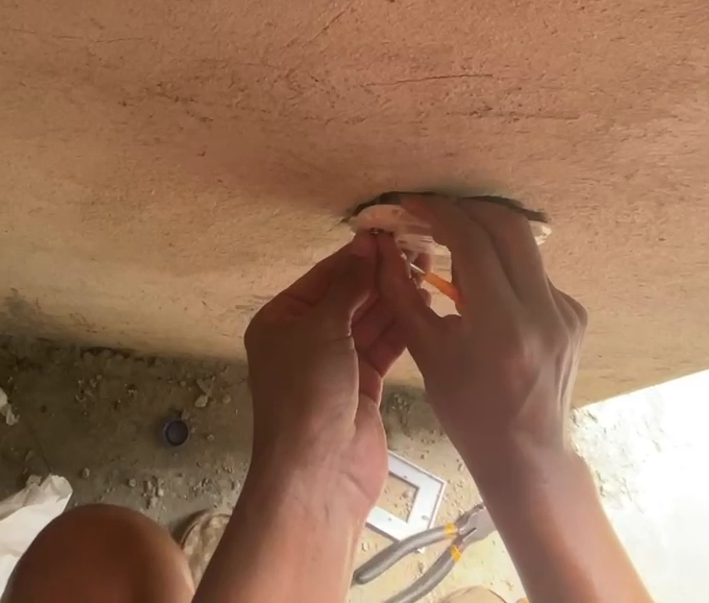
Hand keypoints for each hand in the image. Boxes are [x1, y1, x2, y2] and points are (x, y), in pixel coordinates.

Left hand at [242, 231, 409, 518]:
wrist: (319, 475)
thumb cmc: (308, 393)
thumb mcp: (322, 329)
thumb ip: (348, 285)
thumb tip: (366, 243)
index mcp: (282, 319)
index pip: (324, 276)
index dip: (356, 256)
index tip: (389, 233)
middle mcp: (305, 337)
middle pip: (348, 296)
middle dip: (379, 274)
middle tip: (417, 248)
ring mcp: (335, 363)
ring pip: (368, 320)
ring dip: (394, 297)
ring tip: (427, 268)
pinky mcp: (363, 386)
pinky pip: (382, 346)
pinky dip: (401, 327)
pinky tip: (425, 304)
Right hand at [372, 194, 586, 486]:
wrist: (528, 456)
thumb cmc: (468, 410)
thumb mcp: (426, 353)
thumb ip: (401, 294)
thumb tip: (380, 245)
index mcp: (503, 326)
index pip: (473, 241)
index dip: (438, 212)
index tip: (411, 204)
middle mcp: (544, 311)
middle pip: (508, 226)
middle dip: (465, 209)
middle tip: (432, 214)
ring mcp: (566, 311)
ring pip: (523, 245)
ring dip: (484, 235)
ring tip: (451, 254)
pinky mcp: (575, 313)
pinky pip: (532, 270)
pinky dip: (502, 264)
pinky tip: (482, 289)